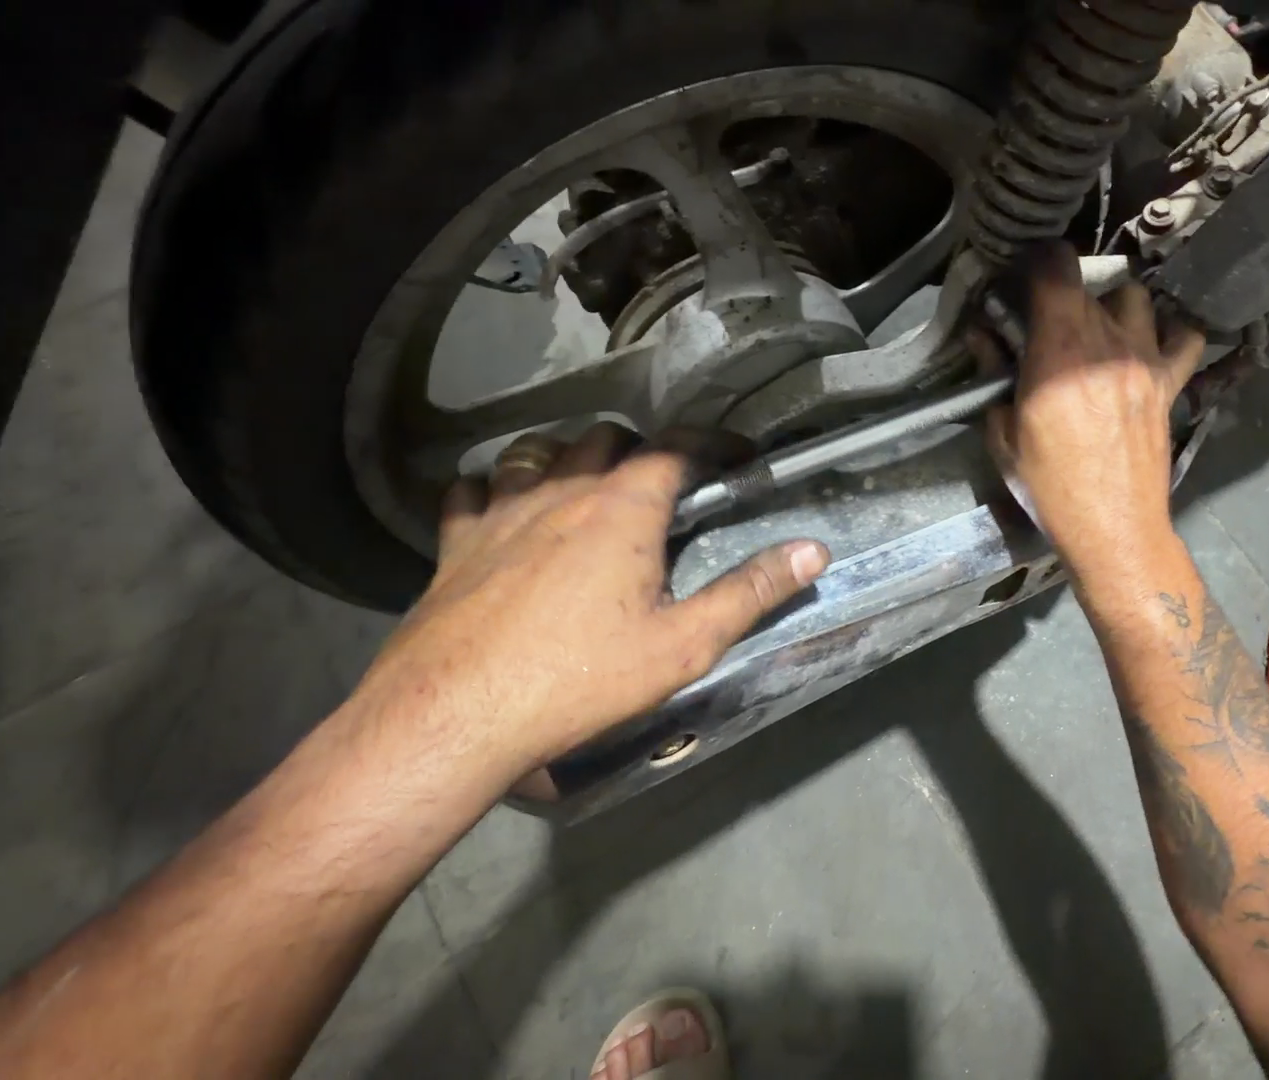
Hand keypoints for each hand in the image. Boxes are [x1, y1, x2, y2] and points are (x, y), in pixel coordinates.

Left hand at [354, 423, 829, 777]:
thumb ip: (751, 592)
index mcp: (622, 509)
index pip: (674, 448)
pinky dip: (495, 486)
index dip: (711, 442)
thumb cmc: (581, 678)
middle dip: (642, 448)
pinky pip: (472, 490)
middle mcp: (561, 492)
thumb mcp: (684, 644)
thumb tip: (814, 551)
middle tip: (665, 483)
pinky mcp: (454, 542)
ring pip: (536, 451)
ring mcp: (500, 512)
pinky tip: (501, 507)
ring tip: (587, 482)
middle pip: (605, 439)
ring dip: (569, 454)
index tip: (737, 453)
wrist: (455, 715)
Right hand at [973, 241, 1204, 570]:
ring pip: (1136, 298)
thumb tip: (983, 339)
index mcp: (1058, 350)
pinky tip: (1153, 343)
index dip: (1037, 259)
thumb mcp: (1004, 437)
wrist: (1113, 528)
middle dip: (1063, 295)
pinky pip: (1186, 337)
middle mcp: (1107, 341)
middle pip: (1090, 285)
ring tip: (1099, 330)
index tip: (1023, 272)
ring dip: (1114, 305)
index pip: (1055, 269)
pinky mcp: (1170, 382)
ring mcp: (1145, 358)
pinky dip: (1171, 331)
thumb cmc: (1050, 488)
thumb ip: (993, 379)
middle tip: (1047, 322)